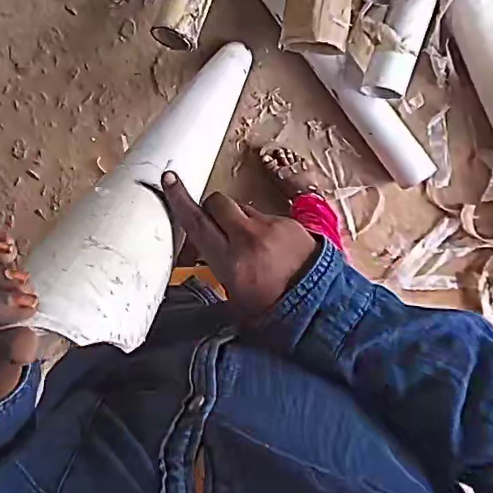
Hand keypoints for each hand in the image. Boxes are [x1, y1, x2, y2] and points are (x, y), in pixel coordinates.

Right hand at [159, 171, 318, 319]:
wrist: (322, 308)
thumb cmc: (275, 311)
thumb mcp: (234, 299)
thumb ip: (218, 268)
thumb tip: (206, 251)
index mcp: (230, 262)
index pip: (197, 222)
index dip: (180, 199)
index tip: (170, 181)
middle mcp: (249, 239)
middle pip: (217, 202)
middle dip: (211, 210)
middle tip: (214, 227)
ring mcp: (272, 227)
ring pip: (242, 207)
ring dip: (238, 220)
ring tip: (250, 247)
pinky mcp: (290, 222)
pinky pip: (266, 216)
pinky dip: (262, 228)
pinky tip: (271, 249)